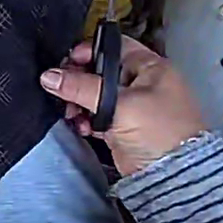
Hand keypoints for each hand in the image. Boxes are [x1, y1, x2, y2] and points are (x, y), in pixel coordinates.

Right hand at [38, 36, 205, 174]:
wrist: (171, 175)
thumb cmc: (160, 132)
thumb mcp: (120, 104)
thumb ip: (83, 88)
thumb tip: (51, 76)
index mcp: (149, 68)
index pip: (113, 47)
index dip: (89, 51)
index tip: (67, 62)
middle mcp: (140, 83)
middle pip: (99, 71)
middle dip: (78, 80)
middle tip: (63, 89)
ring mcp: (130, 106)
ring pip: (94, 95)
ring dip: (78, 102)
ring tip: (71, 112)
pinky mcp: (121, 126)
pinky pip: (95, 116)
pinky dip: (85, 120)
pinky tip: (81, 126)